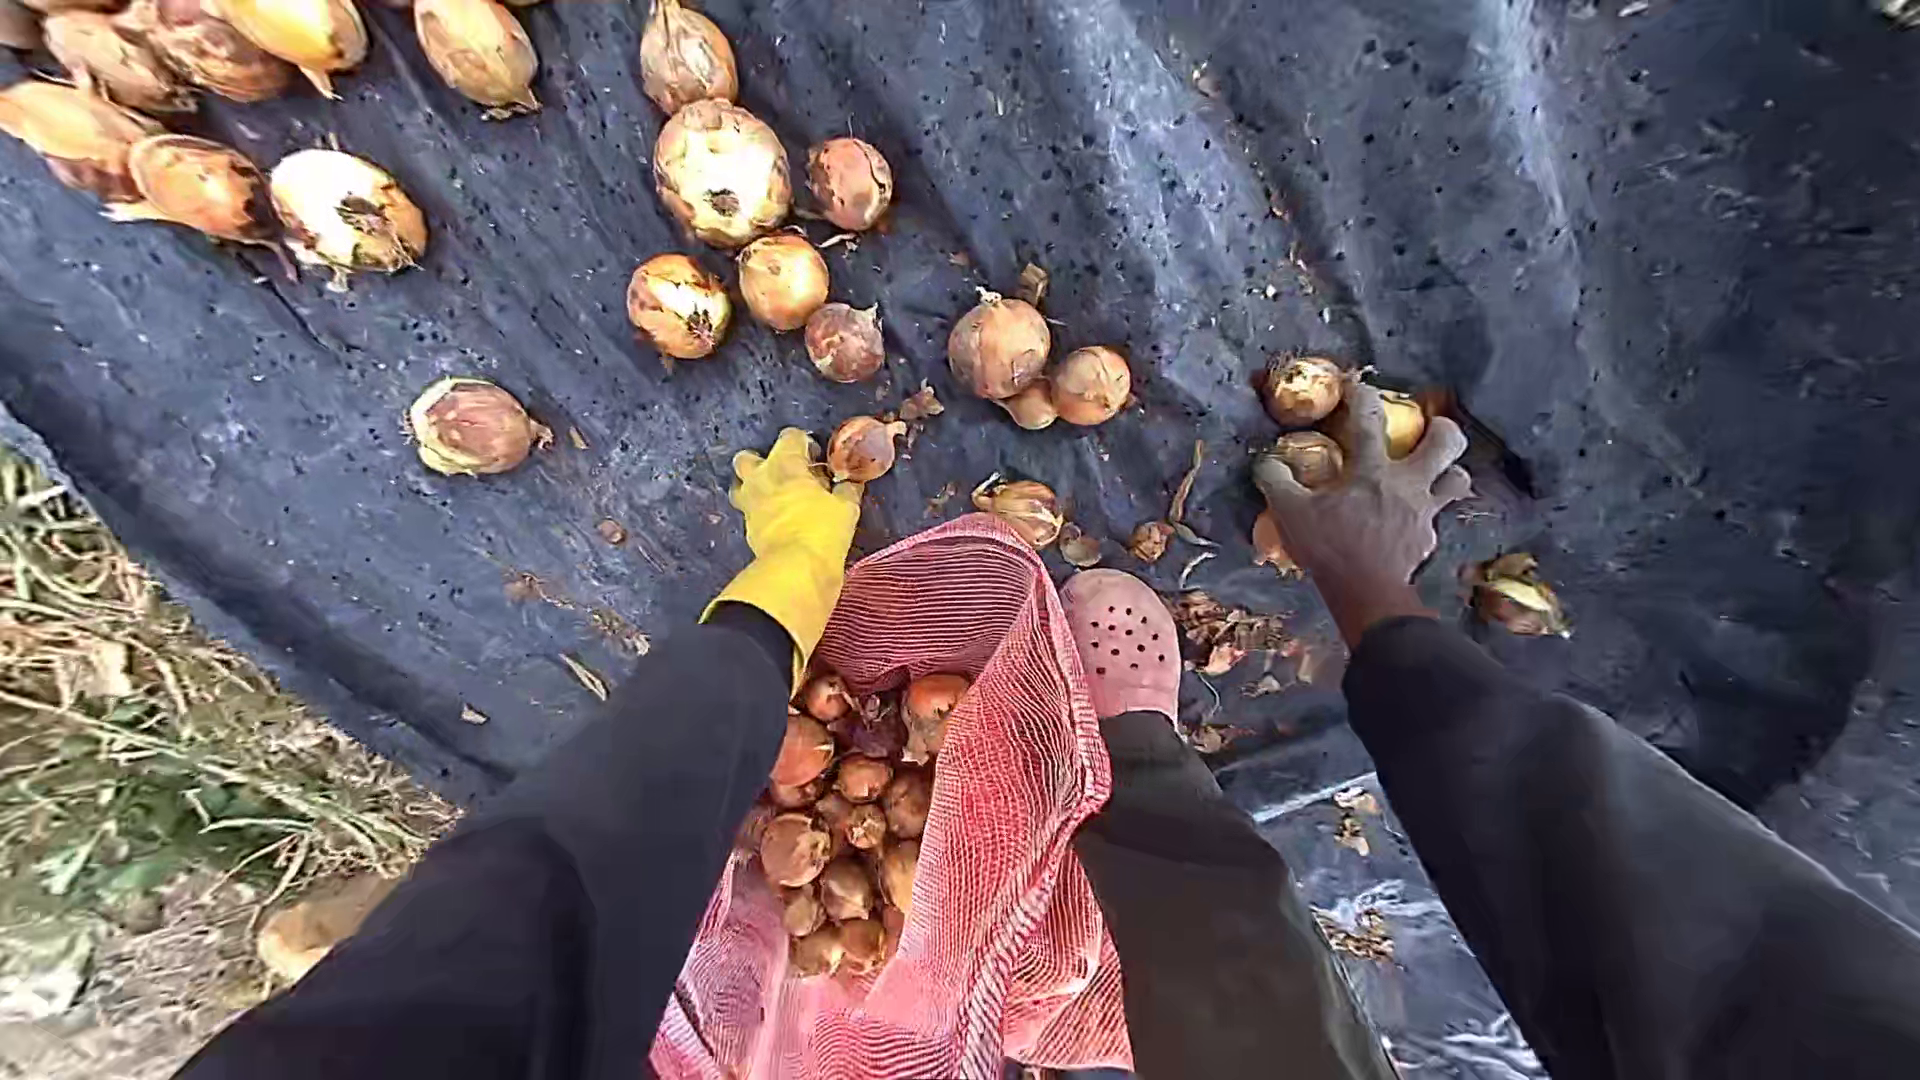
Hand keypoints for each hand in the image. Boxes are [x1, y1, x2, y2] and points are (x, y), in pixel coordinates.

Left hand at [705, 428, 862, 685]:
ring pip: (740, 485)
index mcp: (786, 464)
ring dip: (754, 487)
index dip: (804, 444)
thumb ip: (847, 490)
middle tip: (788, 475)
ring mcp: (750, 505)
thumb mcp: (846, 508)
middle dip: (764, 462)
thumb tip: (852, 483)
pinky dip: (761, 514)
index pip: (790, 437)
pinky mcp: (748, 529)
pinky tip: (779, 521)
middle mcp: (761, 479)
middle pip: (749, 457)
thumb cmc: (824, 530)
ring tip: (776, 497)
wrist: (798, 569)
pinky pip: (750, 514)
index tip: (817, 460)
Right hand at [1253, 382, 1471, 645]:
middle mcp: (1407, 485)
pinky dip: (1423, 514)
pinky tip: (1406, 522)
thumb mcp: (1288, 511)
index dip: (1362, 397)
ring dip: (1447, 473)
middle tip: (1429, 429)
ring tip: (1430, 475)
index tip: (1357, 383)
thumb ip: (1276, 480)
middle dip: (1442, 429)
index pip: (1369, 422)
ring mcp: (1423, 513)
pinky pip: (1434, 518)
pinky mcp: (1426, 539)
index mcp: (1372, 472)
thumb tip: (1267, 462)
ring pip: (1456, 481)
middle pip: (1446, 444)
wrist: (1364, 591)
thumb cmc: (1327, 546)